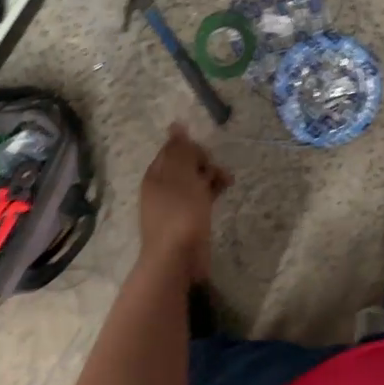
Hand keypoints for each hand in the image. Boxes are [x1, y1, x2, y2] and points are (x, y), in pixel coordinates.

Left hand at [138, 124, 231, 280]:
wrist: (177, 259)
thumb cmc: (179, 212)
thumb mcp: (181, 175)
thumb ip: (180, 150)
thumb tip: (176, 125)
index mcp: (156, 174)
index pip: (174, 149)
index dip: (192, 148)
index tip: (206, 158)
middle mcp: (162, 187)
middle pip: (185, 164)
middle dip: (204, 163)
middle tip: (217, 171)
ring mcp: (174, 205)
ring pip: (194, 181)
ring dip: (211, 177)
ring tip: (228, 181)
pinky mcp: (188, 220)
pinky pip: (200, 198)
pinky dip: (212, 192)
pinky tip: (224, 191)